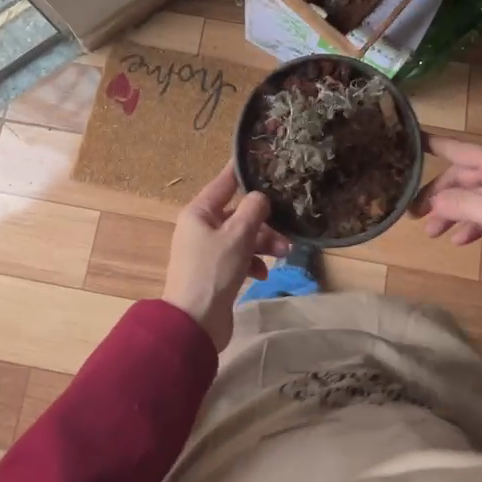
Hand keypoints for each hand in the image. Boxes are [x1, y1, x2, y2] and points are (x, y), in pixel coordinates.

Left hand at [162, 165, 290, 349]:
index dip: (243, 170)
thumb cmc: (212, 272)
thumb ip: (253, 210)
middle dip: (263, 221)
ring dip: (263, 242)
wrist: (194, 324)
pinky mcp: (217, 272)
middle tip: (287, 231)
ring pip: (242, 236)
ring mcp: (208, 251)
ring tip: (285, 253)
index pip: (224, 182)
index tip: (264, 157)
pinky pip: (240, 257)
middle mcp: (201, 227)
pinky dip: (253, 262)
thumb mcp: (236, 236)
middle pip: (238, 212)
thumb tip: (260, 197)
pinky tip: (263, 273)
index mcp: (199, 212)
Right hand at [412, 136, 481, 255]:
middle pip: (461, 176)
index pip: (454, 147)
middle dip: (438, 195)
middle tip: (416, 217)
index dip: (429, 144)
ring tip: (435, 234)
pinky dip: (473, 222)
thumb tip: (432, 201)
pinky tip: (462, 240)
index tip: (403, 143)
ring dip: (453, 211)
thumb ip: (464, 204)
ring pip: (473, 195)